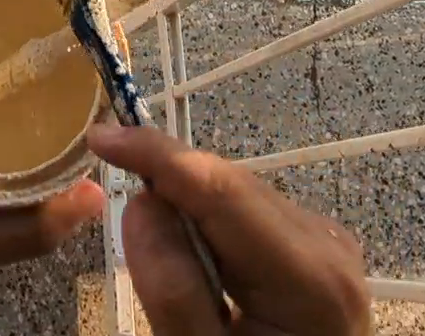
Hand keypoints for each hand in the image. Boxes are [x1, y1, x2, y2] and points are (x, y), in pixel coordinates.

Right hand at [89, 124, 371, 335]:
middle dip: (169, 192)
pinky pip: (242, 210)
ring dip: (188, 213)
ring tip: (182, 275)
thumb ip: (170, 287)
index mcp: (306, 276)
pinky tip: (205, 272)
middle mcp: (326, 241)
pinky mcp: (315, 241)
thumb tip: (142, 202)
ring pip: (229, 192)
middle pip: (223, 185)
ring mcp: (325, 238)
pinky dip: (208, 226)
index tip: (99, 137)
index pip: (218, 188)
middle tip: (134, 241)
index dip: (155, 153)